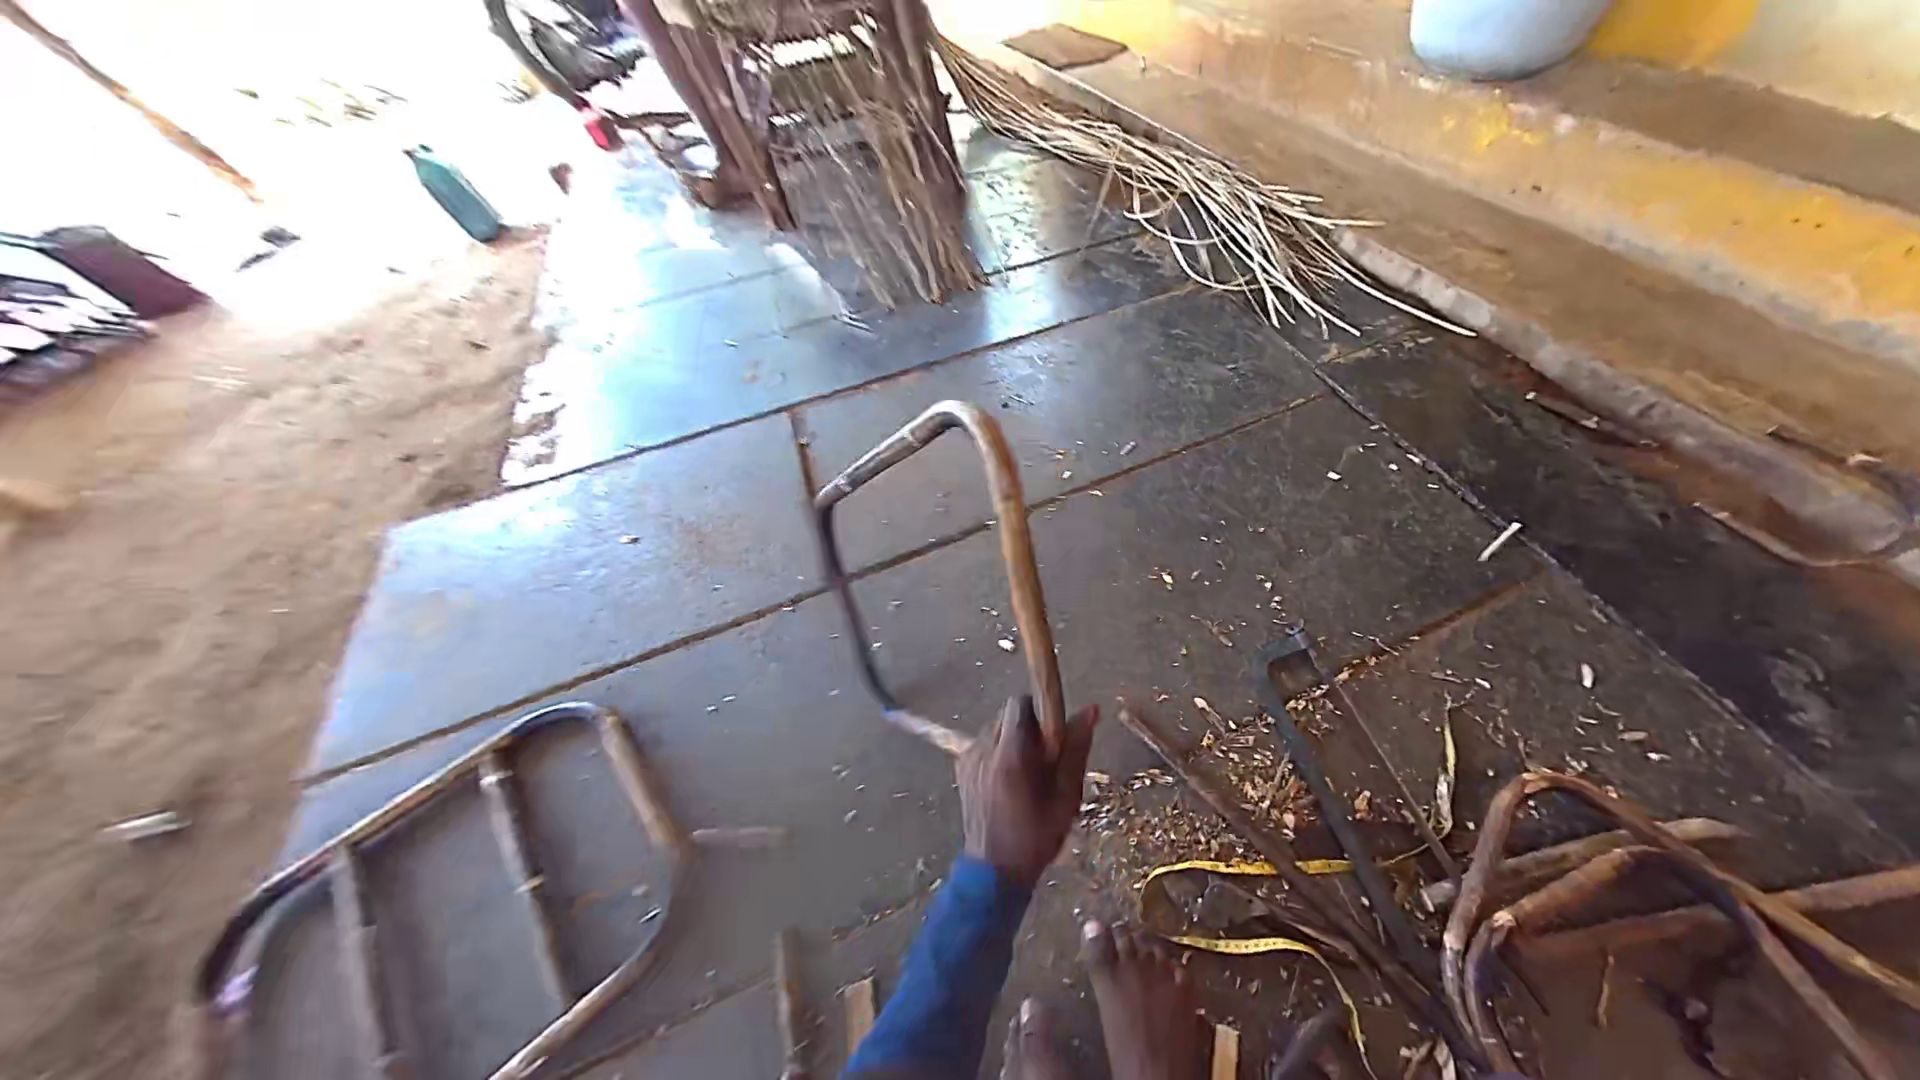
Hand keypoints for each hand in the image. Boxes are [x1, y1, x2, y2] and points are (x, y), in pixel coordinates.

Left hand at [957, 695, 1098, 885]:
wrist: (995, 871)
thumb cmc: (1036, 836)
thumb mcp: (1066, 795)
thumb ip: (1076, 748)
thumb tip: (1091, 709)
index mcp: (1009, 755)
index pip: (1019, 704)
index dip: (1039, 713)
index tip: (1052, 737)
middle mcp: (982, 749)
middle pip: (1007, 715)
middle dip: (1028, 729)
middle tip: (1044, 759)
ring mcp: (968, 758)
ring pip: (994, 728)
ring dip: (1013, 739)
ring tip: (1027, 773)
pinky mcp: (961, 768)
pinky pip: (983, 744)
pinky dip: (998, 752)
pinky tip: (1009, 781)